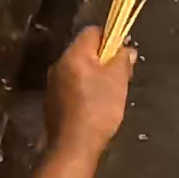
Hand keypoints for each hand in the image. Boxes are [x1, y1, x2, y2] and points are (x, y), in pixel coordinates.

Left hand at [46, 26, 135, 159]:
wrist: (74, 146)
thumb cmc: (99, 109)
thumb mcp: (118, 81)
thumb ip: (122, 60)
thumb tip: (127, 49)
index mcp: (73, 55)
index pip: (92, 32)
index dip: (110, 37)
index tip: (123, 52)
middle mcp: (59, 65)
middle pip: (84, 51)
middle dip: (104, 59)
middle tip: (121, 75)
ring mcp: (53, 85)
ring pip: (78, 70)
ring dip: (95, 76)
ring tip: (110, 93)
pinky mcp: (52, 102)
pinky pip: (71, 87)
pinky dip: (85, 90)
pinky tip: (95, 106)